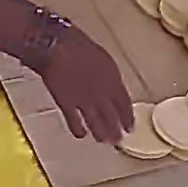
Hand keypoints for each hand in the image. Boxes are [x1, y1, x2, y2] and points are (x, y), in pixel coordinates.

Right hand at [39, 29, 134, 143]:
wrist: (57, 46)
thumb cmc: (78, 46)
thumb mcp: (102, 59)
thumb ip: (109, 77)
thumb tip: (112, 88)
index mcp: (112, 80)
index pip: (124, 104)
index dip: (127, 118)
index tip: (130, 127)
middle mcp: (101, 94)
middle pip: (111, 118)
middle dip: (115, 131)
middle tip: (118, 140)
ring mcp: (84, 101)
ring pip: (96, 123)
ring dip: (100, 134)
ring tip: (103, 141)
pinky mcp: (68, 105)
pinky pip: (75, 122)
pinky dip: (78, 130)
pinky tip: (81, 134)